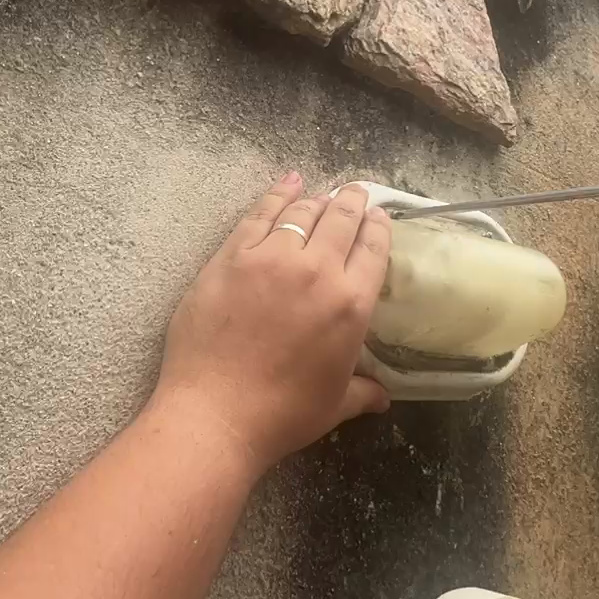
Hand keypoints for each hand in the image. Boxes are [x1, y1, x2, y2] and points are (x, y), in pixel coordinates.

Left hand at [152, 173, 392, 473]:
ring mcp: (272, 258)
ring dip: (317, 199)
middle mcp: (317, 271)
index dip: (378, 228)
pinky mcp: (233, 255)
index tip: (378, 216)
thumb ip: (363, 392)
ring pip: (302, 212)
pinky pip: (261, 214)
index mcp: (351, 305)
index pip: (373, 250)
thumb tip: (384, 396)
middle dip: (352, 201)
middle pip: (341, 220)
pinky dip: (278, 194)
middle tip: (355, 191)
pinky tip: (287, 183)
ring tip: (322, 193)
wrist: (215, 412)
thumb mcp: (335, 406)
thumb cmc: (281, 415)